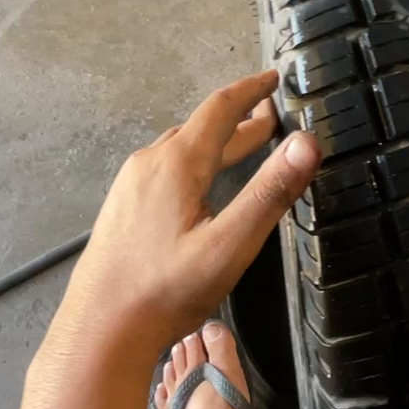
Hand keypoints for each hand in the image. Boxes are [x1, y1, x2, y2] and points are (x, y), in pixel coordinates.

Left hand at [48, 71, 318, 357]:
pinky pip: (165, 169)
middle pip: (201, 128)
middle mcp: (149, 164)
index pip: (219, 109)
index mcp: (177, 164)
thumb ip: (270, 192)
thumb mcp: (230, 243)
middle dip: (240, 120)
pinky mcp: (123, 209)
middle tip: (272, 116)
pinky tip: (201, 185)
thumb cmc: (167, 289)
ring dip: (217, 142)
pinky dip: (195, 161)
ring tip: (244, 145)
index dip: (251, 90)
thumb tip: (308, 143)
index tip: (274, 78)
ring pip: (181, 149)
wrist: (101, 330)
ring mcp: (131, 186)